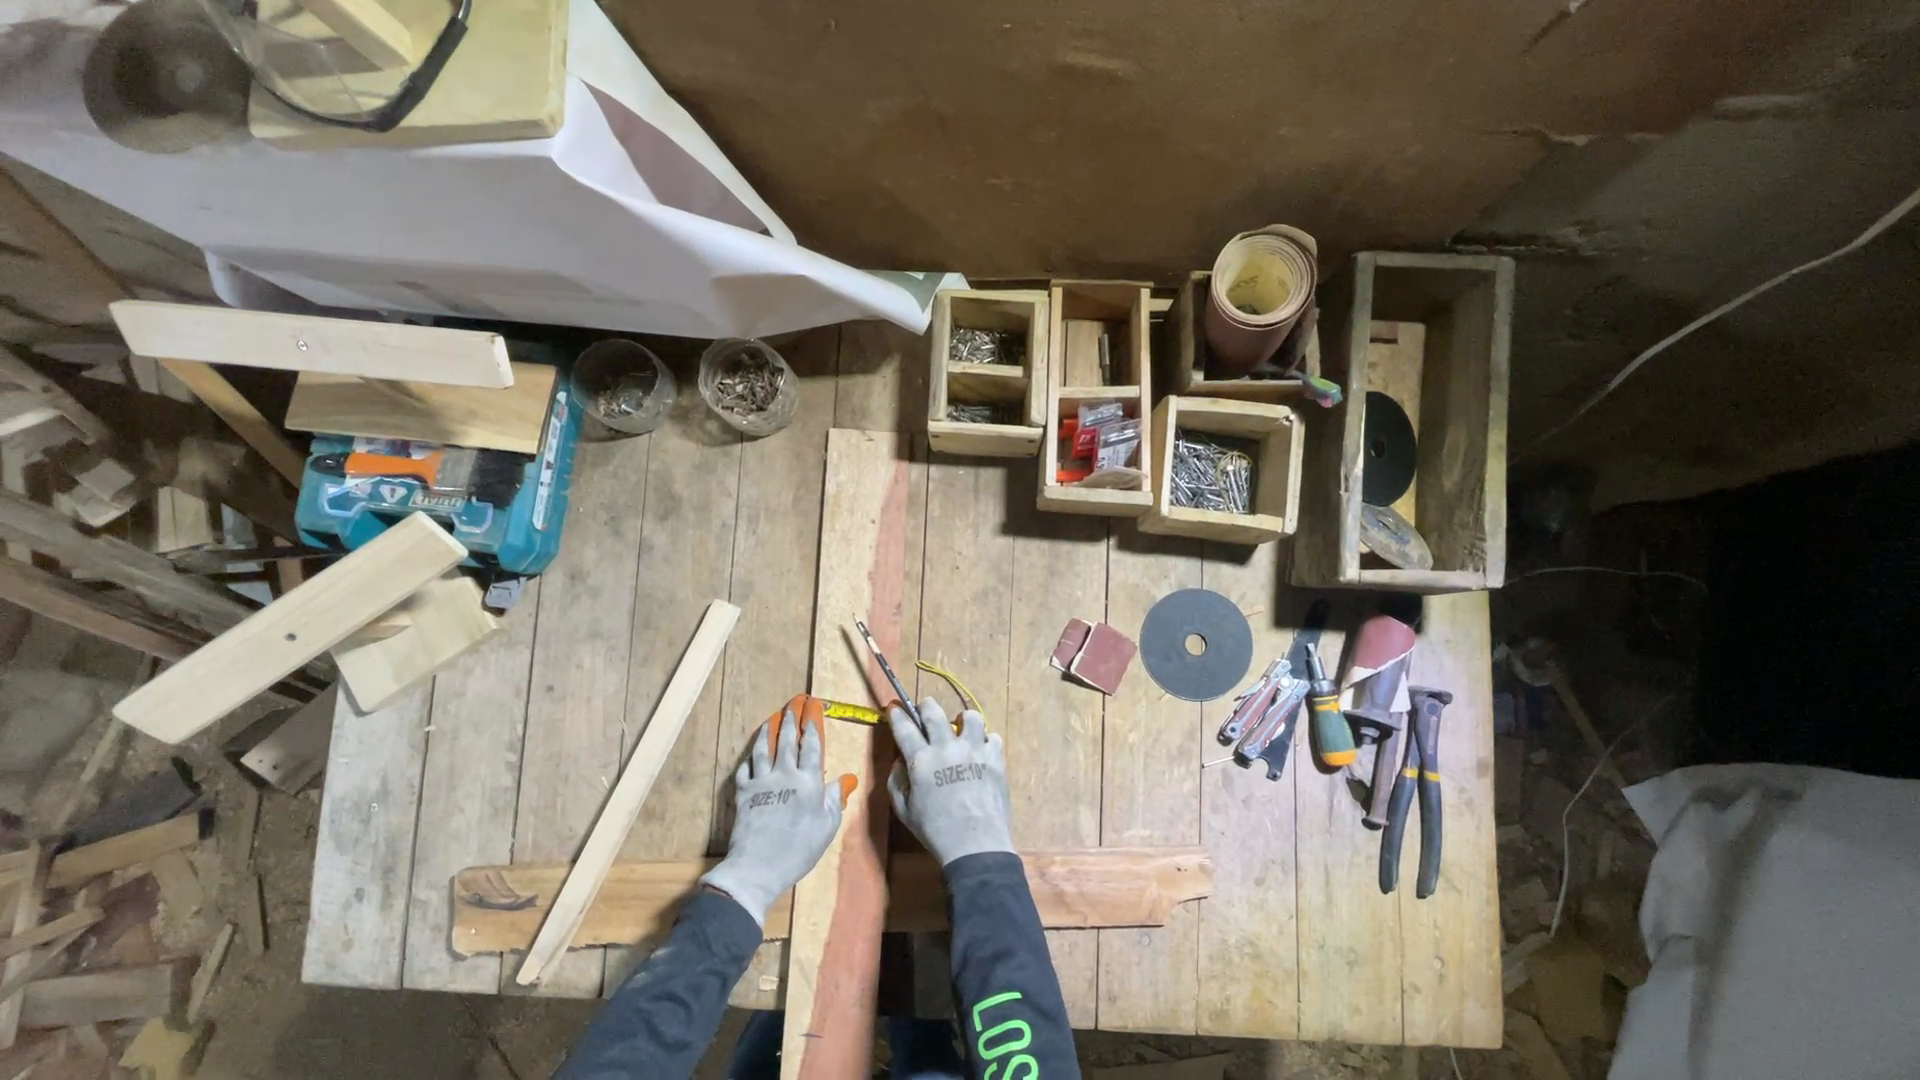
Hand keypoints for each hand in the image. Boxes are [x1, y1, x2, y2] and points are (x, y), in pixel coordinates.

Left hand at [699, 699, 849, 926]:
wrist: (758, 865)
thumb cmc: (799, 849)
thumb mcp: (827, 827)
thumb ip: (834, 800)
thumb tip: (844, 779)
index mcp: (808, 781)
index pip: (812, 747)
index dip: (812, 726)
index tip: (812, 710)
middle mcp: (784, 774)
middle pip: (786, 741)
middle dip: (790, 720)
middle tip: (792, 705)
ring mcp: (761, 782)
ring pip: (763, 749)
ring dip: (768, 732)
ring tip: (771, 720)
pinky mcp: (743, 793)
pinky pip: (745, 769)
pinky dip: (749, 759)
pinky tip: (751, 755)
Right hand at [886, 697, 1013, 866]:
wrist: (976, 844)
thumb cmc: (936, 831)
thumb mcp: (904, 811)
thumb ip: (896, 782)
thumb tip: (901, 761)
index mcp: (921, 760)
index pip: (905, 728)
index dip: (897, 714)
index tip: (895, 708)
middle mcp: (947, 748)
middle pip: (934, 711)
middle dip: (926, 706)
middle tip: (926, 711)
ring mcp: (974, 750)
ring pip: (970, 717)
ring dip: (962, 720)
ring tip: (961, 730)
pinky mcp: (995, 759)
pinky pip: (993, 737)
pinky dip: (985, 741)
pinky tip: (981, 752)